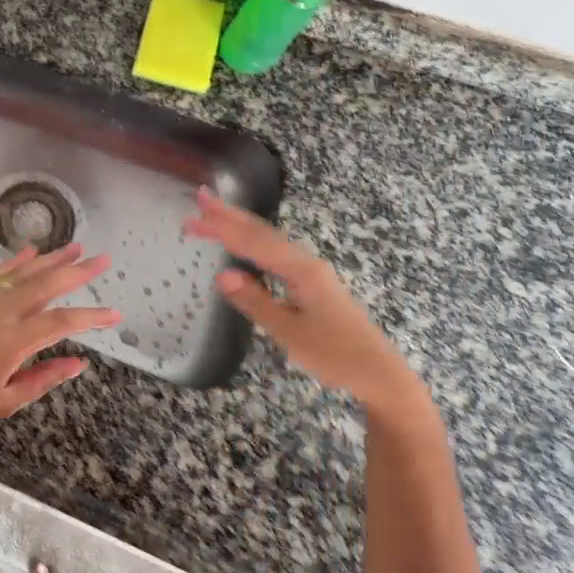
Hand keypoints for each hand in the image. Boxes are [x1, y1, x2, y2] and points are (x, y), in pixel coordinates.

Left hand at [0, 244, 120, 452]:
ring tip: (75, 246)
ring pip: (21, 274)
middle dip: (76, 271)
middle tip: (103, 259)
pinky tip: (30, 252)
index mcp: (11, 342)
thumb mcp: (5, 402)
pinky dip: (15, 262)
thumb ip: (43, 379)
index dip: (91, 317)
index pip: (61, 322)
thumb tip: (79, 362)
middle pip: (44, 285)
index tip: (115, 315)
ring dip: (50, 259)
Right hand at [185, 188, 425, 418]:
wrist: (379, 374)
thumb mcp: (290, 332)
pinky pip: (276, 253)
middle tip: (201, 198)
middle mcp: (306, 263)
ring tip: (214, 214)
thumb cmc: (335, 355)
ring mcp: (311, 272)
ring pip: (269, 241)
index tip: (194, 215)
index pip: (254, 243)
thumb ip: (255, 302)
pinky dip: (254, 242)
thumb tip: (221, 275)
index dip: (222, 228)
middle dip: (229, 216)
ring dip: (240, 226)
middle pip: (262, 233)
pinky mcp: (312, 283)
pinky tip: (245, 244)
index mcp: (301, 271)